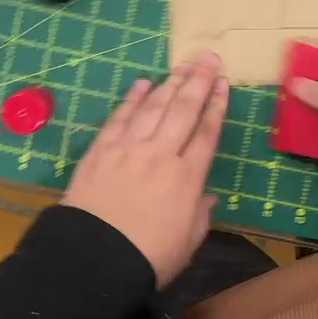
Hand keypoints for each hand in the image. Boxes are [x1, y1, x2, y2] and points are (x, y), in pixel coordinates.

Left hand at [62, 53, 228, 284]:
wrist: (94, 260)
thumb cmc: (148, 258)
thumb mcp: (188, 242)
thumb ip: (200, 214)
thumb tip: (207, 196)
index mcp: (187, 178)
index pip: (206, 133)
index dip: (216, 107)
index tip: (223, 84)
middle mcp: (161, 154)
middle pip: (183, 110)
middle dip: (198, 82)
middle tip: (208, 58)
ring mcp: (128, 149)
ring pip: (153, 107)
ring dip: (169, 84)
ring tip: (181, 66)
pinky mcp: (100, 151)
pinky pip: (119, 118)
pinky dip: (131, 99)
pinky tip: (142, 84)